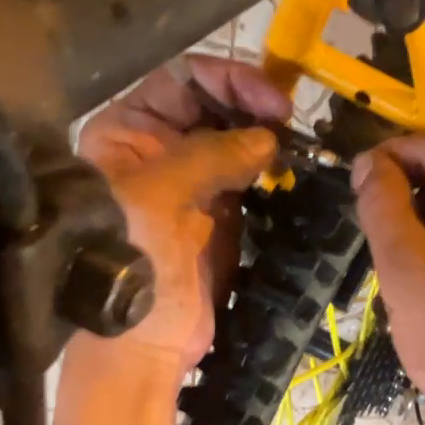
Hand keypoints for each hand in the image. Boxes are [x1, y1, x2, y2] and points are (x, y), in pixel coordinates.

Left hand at [75, 55, 291, 372]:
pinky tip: (291, 175)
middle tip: (291, 122)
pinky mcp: (220, 223)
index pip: (181, 82)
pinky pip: (250, 186)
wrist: (140, 344)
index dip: (229, 81)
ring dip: (266, 142)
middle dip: (252, 108)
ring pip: (236, 146)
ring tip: (296, 148)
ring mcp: (192, 189)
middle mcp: (159, 153)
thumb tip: (268, 139)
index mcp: (128, 134)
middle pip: (213, 109)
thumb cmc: (130, 261)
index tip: (273, 100)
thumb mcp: (161, 195)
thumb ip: (212, 156)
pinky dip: (272, 178)